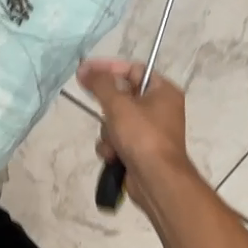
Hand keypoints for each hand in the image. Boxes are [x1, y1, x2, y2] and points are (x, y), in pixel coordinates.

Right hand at [77, 57, 195, 213]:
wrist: (156, 180)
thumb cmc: (142, 136)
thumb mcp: (118, 104)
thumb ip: (100, 83)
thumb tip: (84, 68)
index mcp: (163, 91)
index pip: (132, 69)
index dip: (108, 68)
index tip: (85, 70)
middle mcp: (159, 108)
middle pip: (121, 96)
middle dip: (106, 109)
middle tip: (94, 106)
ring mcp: (149, 130)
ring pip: (115, 120)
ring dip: (108, 131)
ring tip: (113, 142)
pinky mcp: (140, 149)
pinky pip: (118, 139)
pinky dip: (112, 146)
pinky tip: (114, 156)